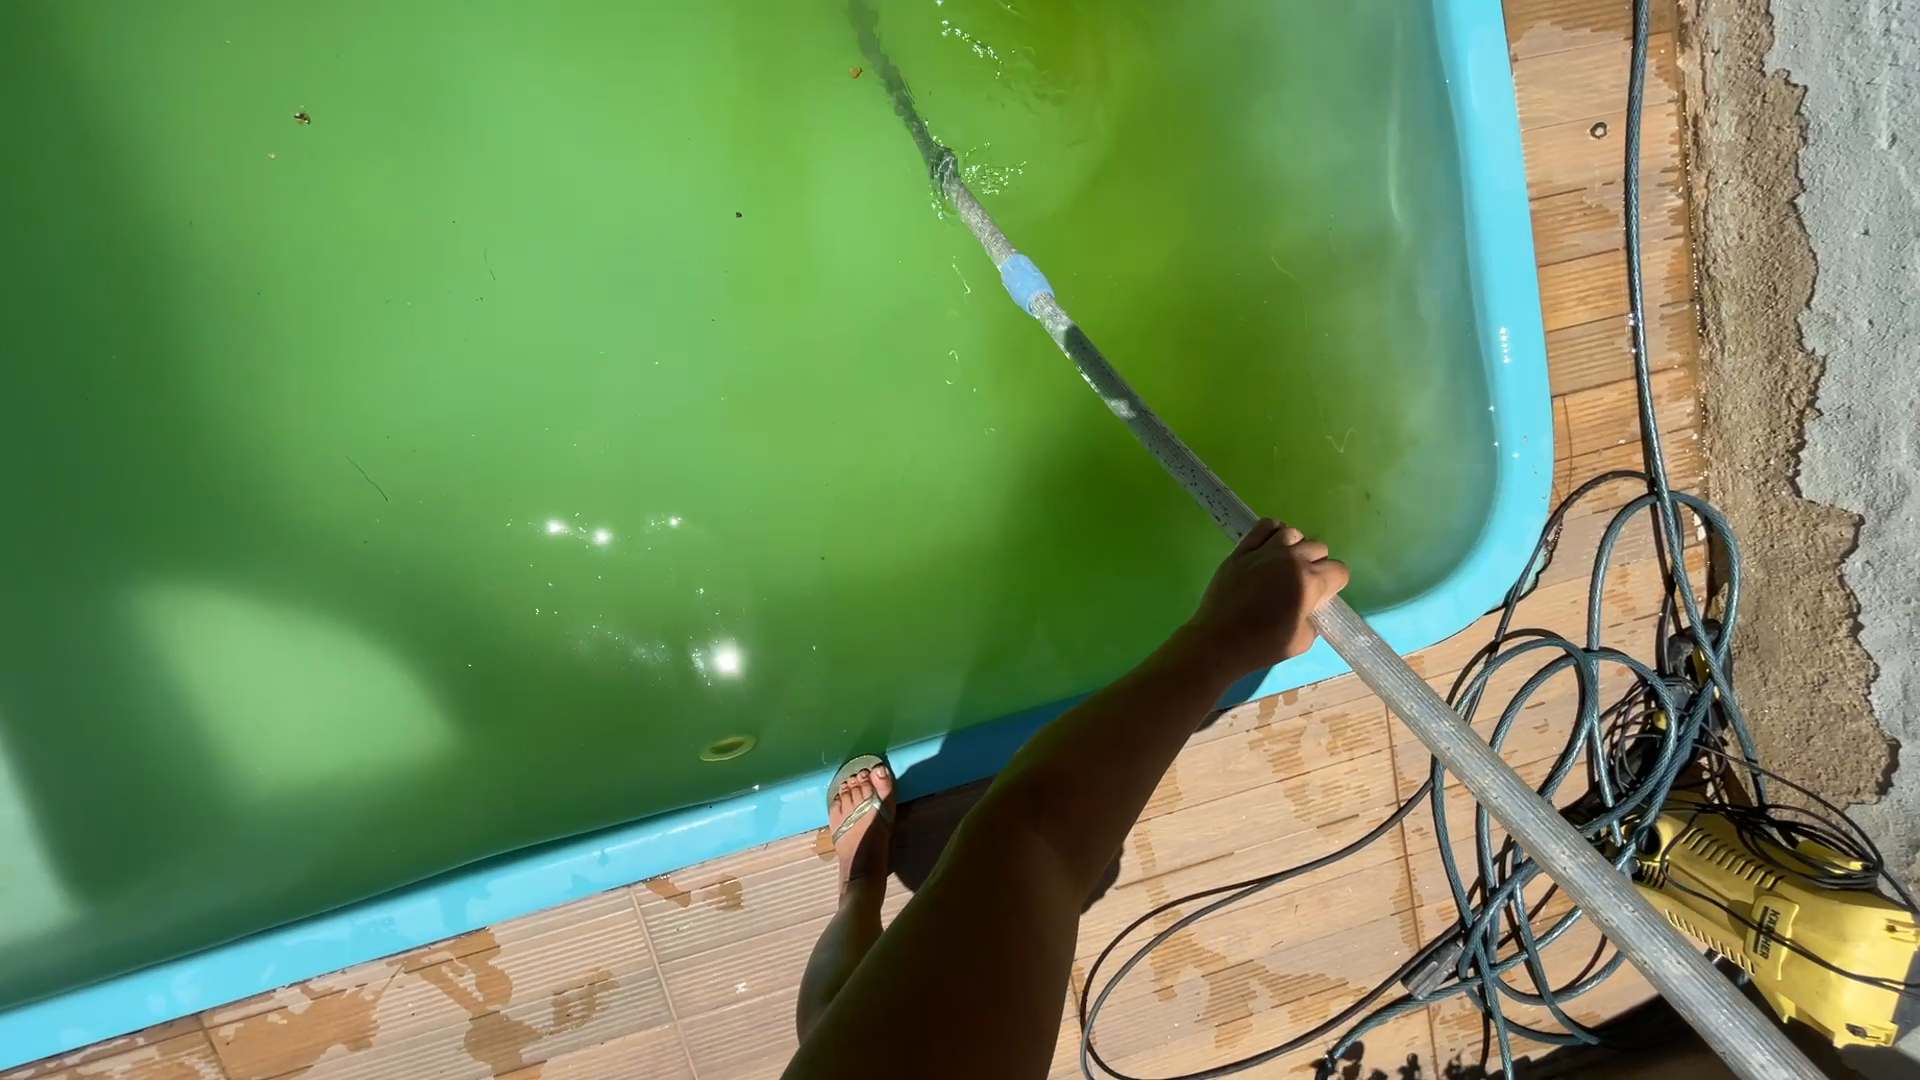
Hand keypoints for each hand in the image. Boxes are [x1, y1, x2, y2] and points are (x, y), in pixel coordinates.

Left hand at [1182, 519, 1349, 676]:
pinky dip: (1272, 531)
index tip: (1320, 596)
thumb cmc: (1263, 645)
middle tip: (1301, 583)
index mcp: (1310, 581)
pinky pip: (1264, 526)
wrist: (1220, 641)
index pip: (1339, 569)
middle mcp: (1290, 559)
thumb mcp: (1304, 638)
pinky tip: (1270, 547)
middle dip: (1316, 565)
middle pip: (1318, 548)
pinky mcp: (1240, 551)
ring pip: (1293, 534)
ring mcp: (1263, 552)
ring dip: (1295, 547)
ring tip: (1285, 565)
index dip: (1333, 583)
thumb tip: (1310, 602)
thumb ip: (1313, 614)